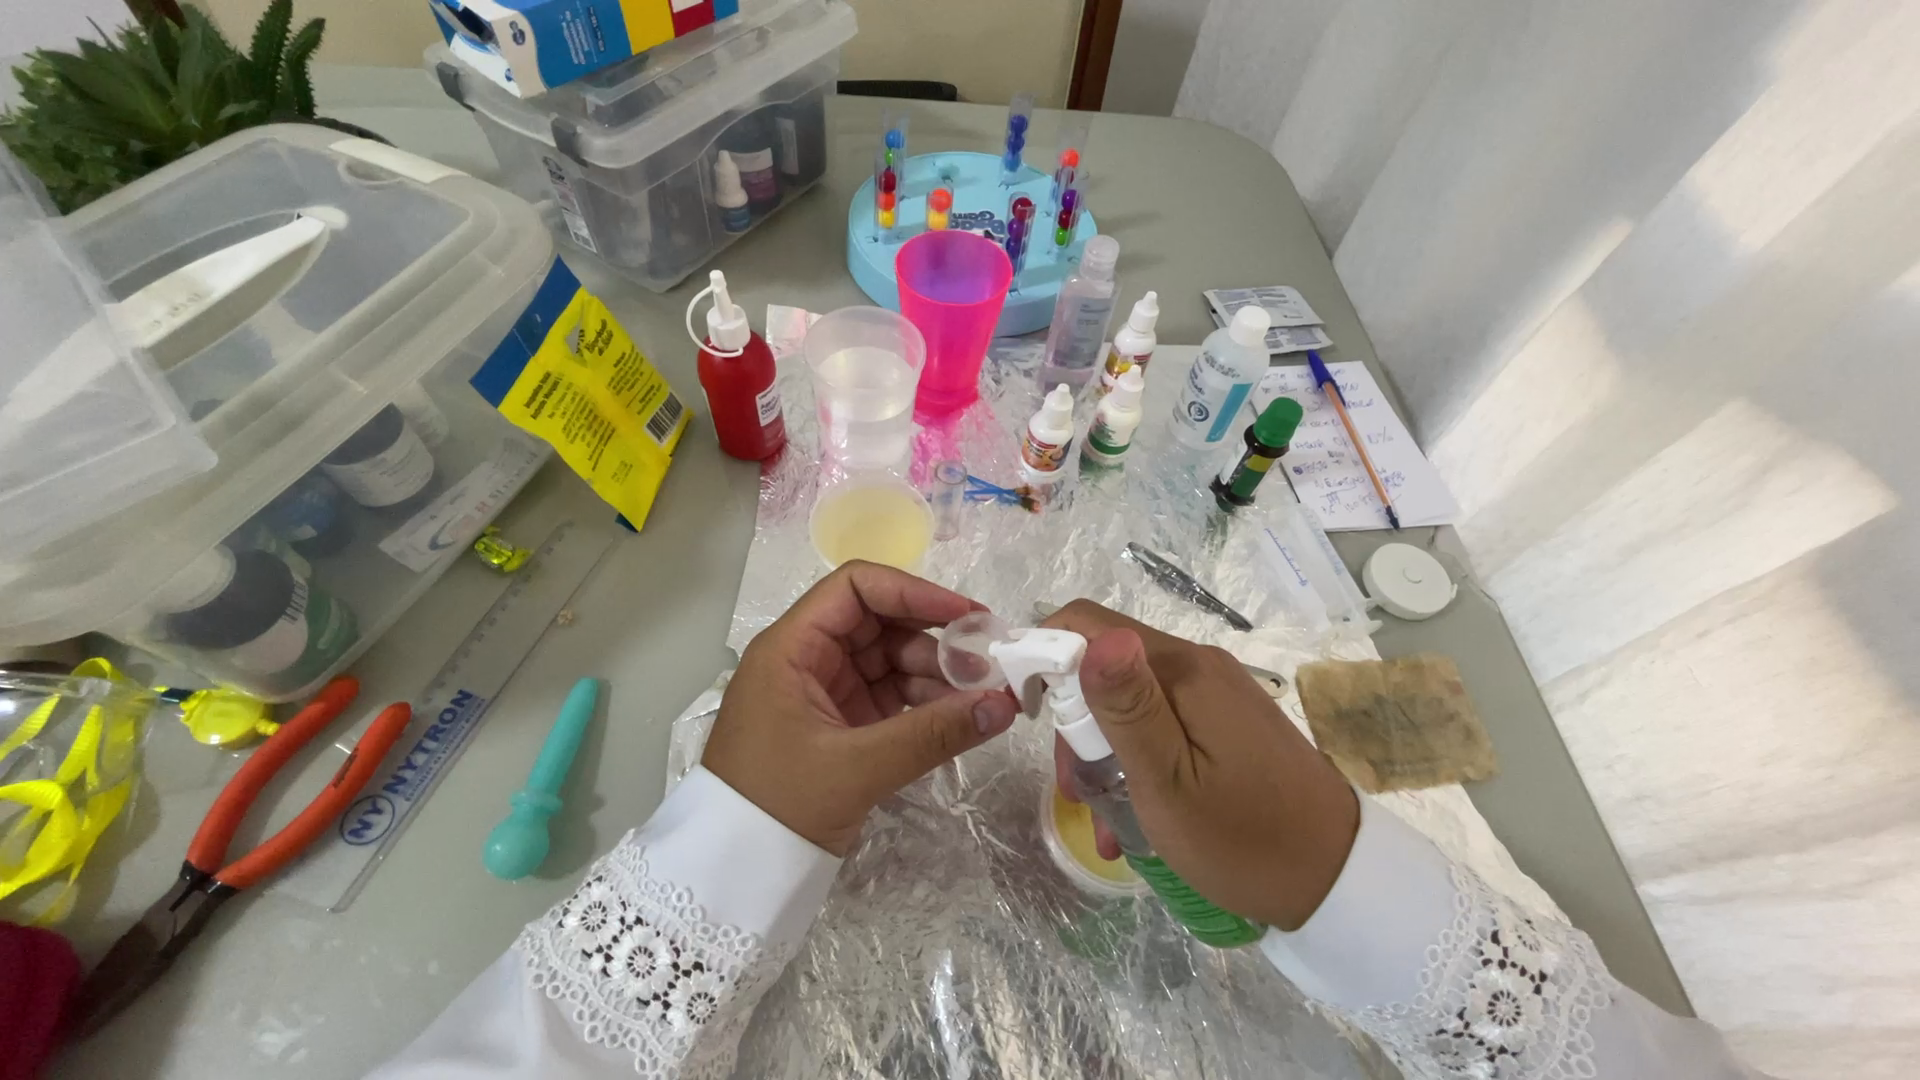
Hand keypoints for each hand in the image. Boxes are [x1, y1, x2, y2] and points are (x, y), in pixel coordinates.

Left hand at [705, 562, 1018, 855]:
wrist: (735, 874)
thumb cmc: (780, 806)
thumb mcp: (857, 767)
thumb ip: (933, 733)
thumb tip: (1004, 704)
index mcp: (792, 647)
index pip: (856, 588)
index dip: (913, 592)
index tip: (967, 616)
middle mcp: (807, 658)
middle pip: (879, 623)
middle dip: (934, 641)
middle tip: (985, 668)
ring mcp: (824, 691)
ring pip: (890, 660)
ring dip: (935, 675)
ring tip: (977, 700)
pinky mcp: (840, 723)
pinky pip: (889, 695)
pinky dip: (922, 703)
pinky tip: (955, 719)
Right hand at [1044, 600, 1359, 929]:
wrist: (1339, 879)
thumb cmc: (1243, 838)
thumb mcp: (1169, 782)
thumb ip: (1128, 707)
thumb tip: (1096, 637)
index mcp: (1182, 670)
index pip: (1087, 623)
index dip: (1043, 654)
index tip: (1024, 711)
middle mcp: (1198, 666)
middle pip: (1105, 664)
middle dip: (1074, 720)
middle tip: (1075, 789)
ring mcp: (1215, 692)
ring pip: (1130, 698)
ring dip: (1102, 749)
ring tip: (1102, 817)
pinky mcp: (1226, 720)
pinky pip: (1162, 722)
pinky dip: (1135, 758)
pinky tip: (1135, 814)